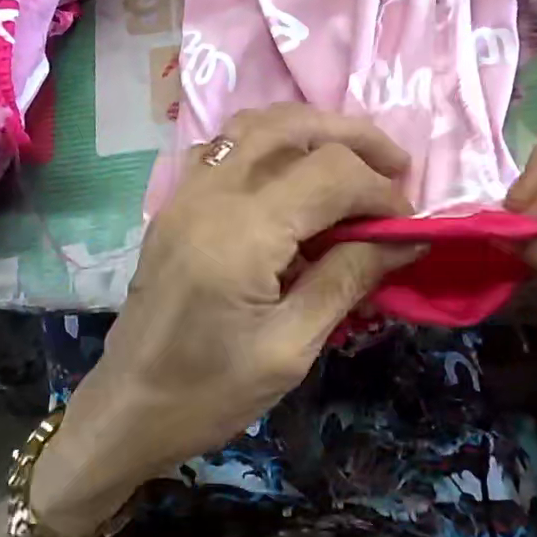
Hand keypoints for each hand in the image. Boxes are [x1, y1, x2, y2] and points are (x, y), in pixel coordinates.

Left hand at [32, 104, 420, 536]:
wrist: (128, 409)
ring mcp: (183, 197)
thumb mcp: (289, 349)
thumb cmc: (209, 393)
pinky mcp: (172, 210)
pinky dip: (263, 147)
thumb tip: (406, 238)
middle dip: (353, 138)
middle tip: (396, 168)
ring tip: (350, 162)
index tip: (408, 228)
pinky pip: (221, 151)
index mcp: (241, 233)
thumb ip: (346, 280)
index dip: (381, 193)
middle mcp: (208, 196)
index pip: (330, 173)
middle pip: (290, 126)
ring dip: (308, 131)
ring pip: (251, 127)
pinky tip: (285, 179)